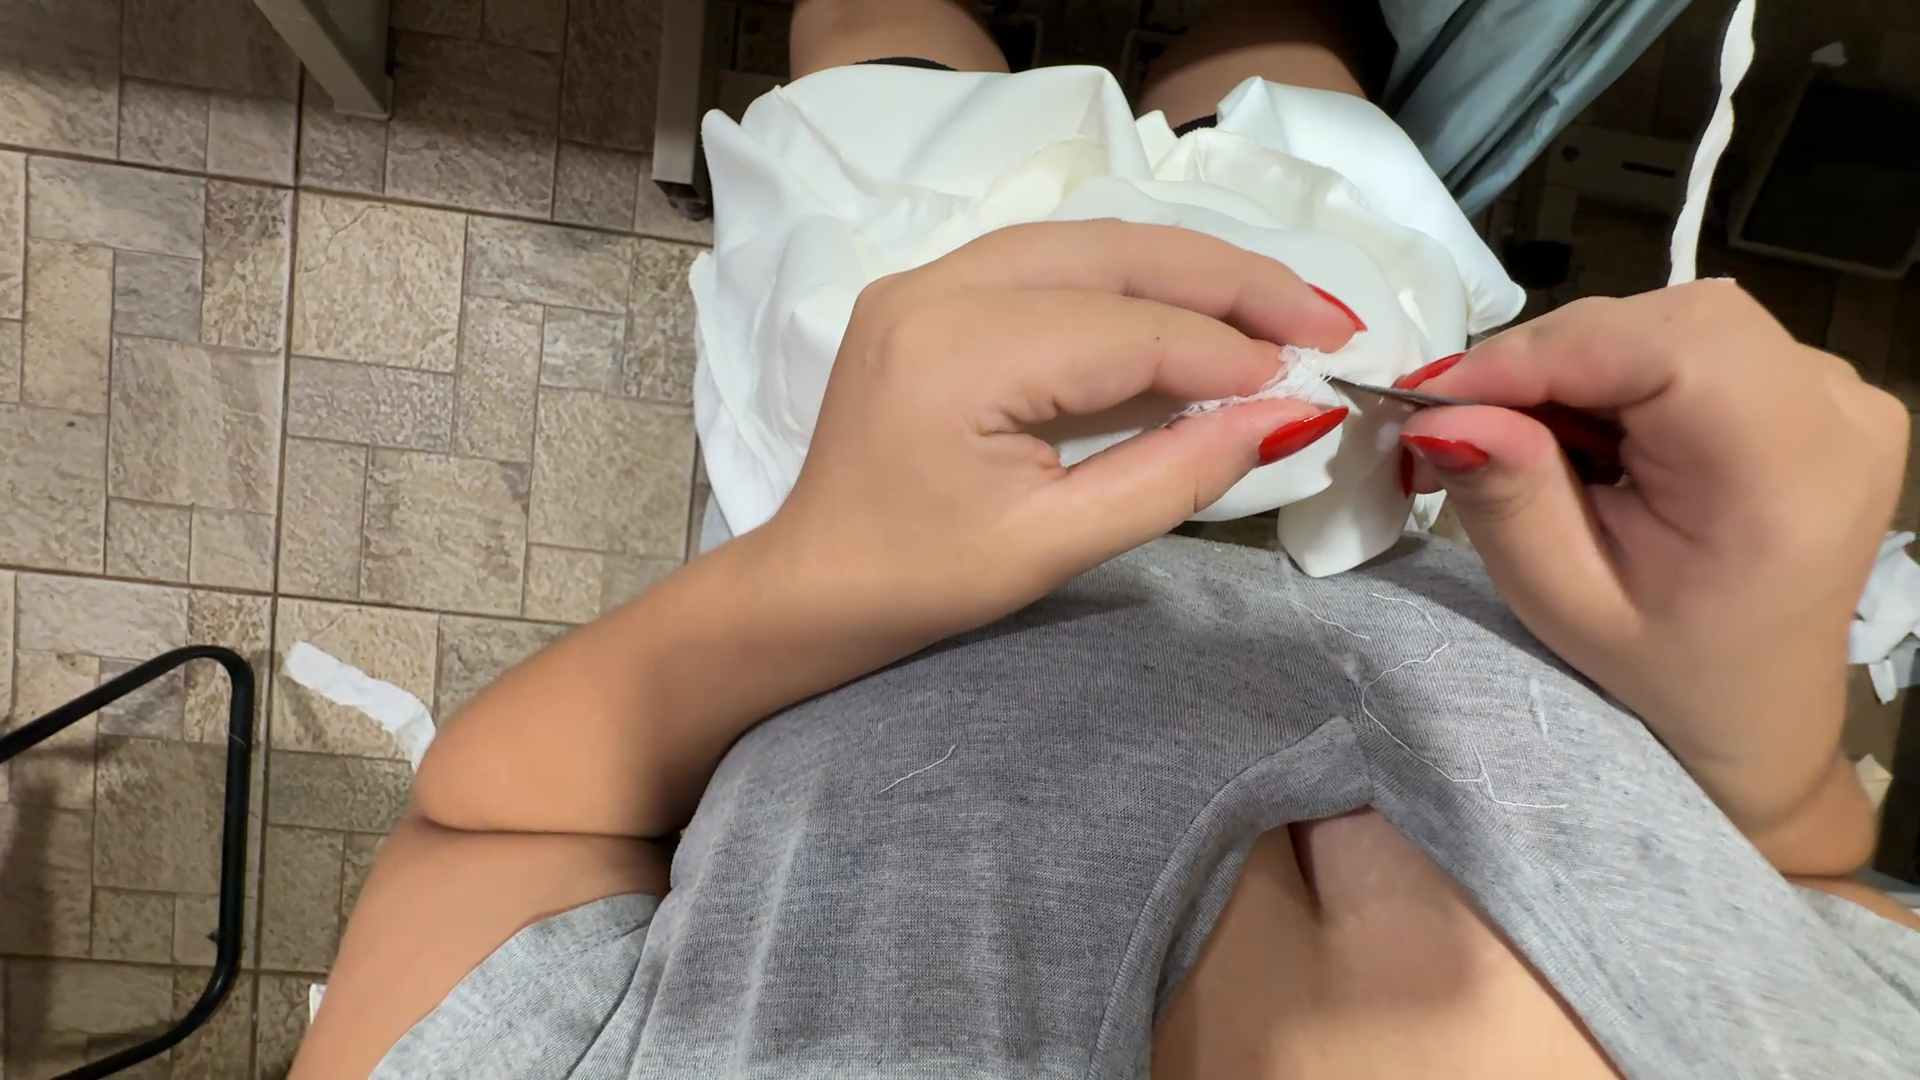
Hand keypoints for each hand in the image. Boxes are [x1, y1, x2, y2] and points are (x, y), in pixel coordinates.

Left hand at [753, 220, 1357, 650]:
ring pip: (1086, 244)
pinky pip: (1048, 265)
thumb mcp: (1049, 546)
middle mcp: (934, 289)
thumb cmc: (919, 585)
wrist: (815, 584)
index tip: (1312, 377)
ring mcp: (922, 282)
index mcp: (956, 354)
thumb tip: (1285, 417)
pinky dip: (1126, 284)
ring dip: (1185, 272)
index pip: (1127, 331)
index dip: (1229, 351)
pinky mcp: (925, 295)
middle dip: (1230, 281)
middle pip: (1113, 251)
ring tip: (1272, 311)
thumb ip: (1169, 477)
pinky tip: (1182, 313)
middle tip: (1322, 318)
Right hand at [1401, 281, 1907, 868]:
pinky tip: (1558, 431)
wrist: (1747, 695)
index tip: (1429, 398)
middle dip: (1535, 359)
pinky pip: (1673, 346)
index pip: (1666, 347)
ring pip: (1660, 322)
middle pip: (1664, 321)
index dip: (1534, 354)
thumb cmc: (1653, 664)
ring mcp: (1828, 390)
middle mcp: (1835, 407)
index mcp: (1787, 472)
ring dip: (1557, 366)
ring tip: (1498, 435)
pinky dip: (1589, 374)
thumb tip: (1436, 417)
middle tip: (1447, 420)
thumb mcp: (1559, 598)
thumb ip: (1506, 500)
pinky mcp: (1795, 390)